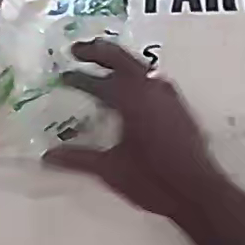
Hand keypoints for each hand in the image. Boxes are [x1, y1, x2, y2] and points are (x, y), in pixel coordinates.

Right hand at [44, 40, 222, 218]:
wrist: (197, 193)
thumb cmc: (152, 180)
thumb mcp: (108, 169)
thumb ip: (77, 158)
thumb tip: (47, 156)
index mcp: (132, 99)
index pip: (99, 78)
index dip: (78, 74)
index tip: (62, 73)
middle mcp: (152, 90)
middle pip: (122, 59)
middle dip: (98, 52)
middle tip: (77, 51)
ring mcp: (169, 98)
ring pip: (140, 68)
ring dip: (118, 63)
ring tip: (100, 67)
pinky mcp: (178, 109)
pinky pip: (152, 80)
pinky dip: (134, 77)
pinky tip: (127, 93)